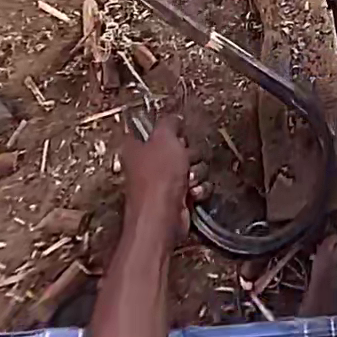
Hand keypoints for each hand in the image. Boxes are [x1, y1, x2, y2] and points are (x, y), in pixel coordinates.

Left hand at [122, 114, 191, 236]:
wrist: (162, 218)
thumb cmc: (158, 177)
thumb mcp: (164, 137)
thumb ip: (170, 123)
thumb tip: (175, 118)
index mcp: (137, 147)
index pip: (156, 129)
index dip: (170, 130)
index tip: (179, 132)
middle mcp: (149, 164)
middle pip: (179, 147)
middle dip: (188, 152)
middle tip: (185, 158)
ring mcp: (164, 183)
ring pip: (192, 166)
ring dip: (195, 172)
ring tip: (188, 180)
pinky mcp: (178, 199)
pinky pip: (197, 185)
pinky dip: (198, 189)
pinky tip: (192, 193)